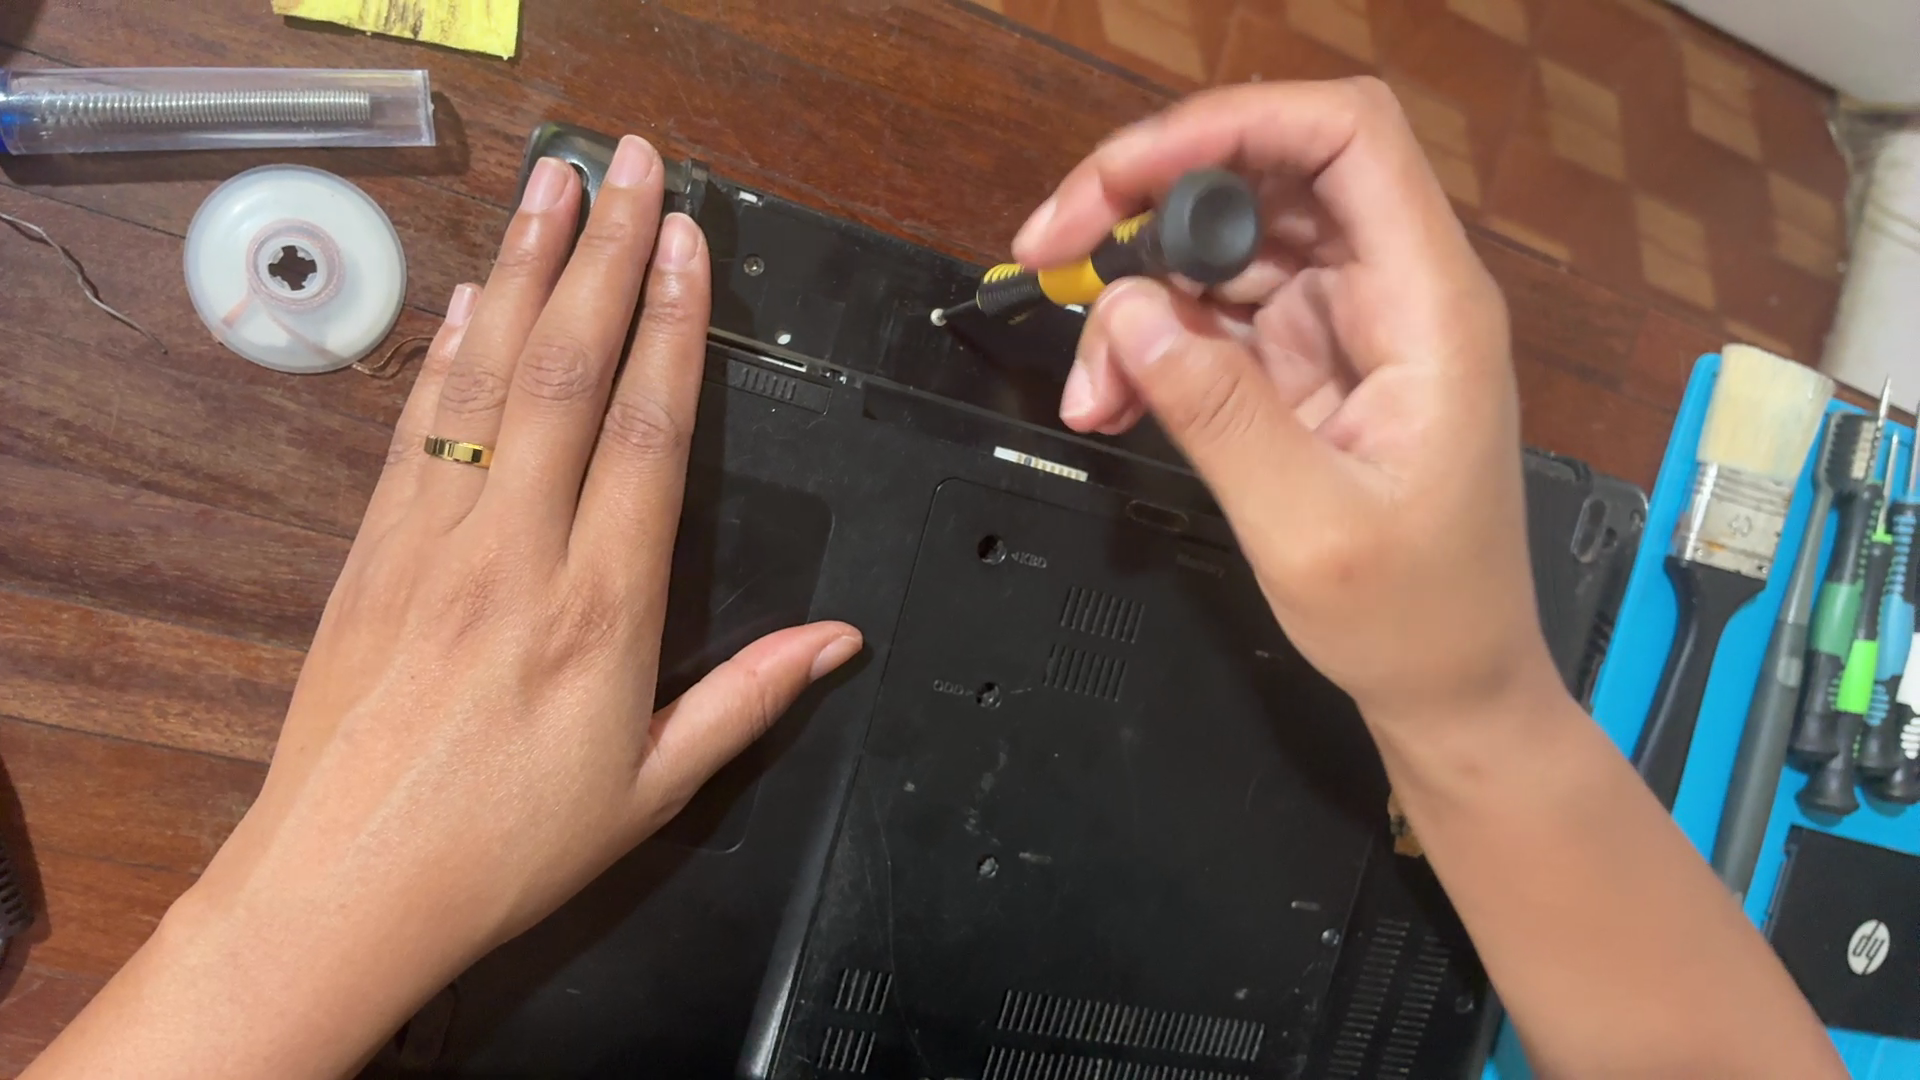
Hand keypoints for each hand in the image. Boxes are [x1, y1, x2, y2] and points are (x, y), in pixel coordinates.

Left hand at [27, 135, 860, 1079]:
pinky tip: (476, 293)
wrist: (339, 898)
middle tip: (627, 166)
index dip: (673, 330)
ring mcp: (435, 544)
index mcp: (602, 608)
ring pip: (489, 382)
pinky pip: (420, 430)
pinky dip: (451, 350)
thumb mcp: (659, 784)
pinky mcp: (372, 555)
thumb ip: (753, 697)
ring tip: (551, 185)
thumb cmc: (515, 843)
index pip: (647, 437)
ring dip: (526, 271)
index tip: (686, 246)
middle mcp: (518, 554)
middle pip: (568, 377)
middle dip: (604, 258)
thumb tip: (843, 640)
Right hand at [1016, 79, 1554, 727]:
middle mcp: (1381, 295)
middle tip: (1052, 259)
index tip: (1115, 180)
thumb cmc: (1407, 614)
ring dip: (1134, 309)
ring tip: (1093, 395)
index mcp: (1423, 306)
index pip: (1340, 140)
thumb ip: (1218, 412)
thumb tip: (1129, 311)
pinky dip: (1150, 354)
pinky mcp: (1295, 371)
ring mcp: (1334, 331)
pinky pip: (1207, 328)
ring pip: (1214, 263)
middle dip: (1144, 210)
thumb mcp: (1307, 524)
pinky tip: (1114, 403)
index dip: (1225, 127)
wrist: (1442, 676)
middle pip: (1256, 187)